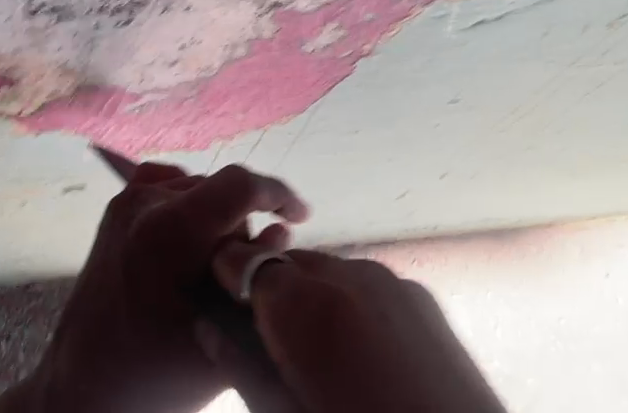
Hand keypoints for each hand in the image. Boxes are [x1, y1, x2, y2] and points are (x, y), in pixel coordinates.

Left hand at [0, 163, 309, 412]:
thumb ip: (257, 280)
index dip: (278, 193)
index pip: (239, 184)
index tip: (302, 215)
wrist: (86, 381)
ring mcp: (126, 202)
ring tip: (221, 266)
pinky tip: (197, 237)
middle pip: (219, 191)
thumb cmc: (155, 371)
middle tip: (253, 269)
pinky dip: (189, 204)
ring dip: (218, 217)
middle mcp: (145, 203)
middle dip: (246, 221)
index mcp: (171, 229)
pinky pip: (167, 186)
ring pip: (196, 190)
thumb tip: (280, 232)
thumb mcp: (222, 336)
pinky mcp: (116, 210)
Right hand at [201, 246, 505, 412]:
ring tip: (323, 354)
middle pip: (283, 263)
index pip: (239, 258)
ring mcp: (388, 279)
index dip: (223, 276)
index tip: (219, 302)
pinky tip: (364, 355)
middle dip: (269, 290)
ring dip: (312, 296)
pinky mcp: (421, 295)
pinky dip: (351, 305)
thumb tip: (206, 327)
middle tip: (273, 343)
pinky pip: (365, 285)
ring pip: (326, 271)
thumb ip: (241, 368)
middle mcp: (343, 273)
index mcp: (302, 303)